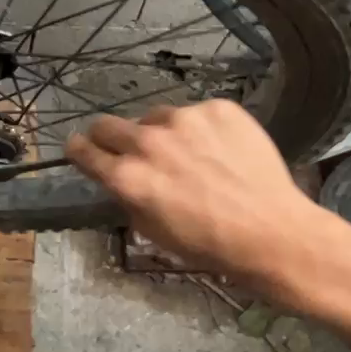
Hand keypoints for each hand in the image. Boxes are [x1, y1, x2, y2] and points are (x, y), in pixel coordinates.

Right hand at [65, 101, 332, 286]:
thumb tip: (119, 177)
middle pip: (106, 124)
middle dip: (108, 137)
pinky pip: (194, 113)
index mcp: (126, 177)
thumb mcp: (150, 229)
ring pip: (153, 117)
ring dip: (158, 133)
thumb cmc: (206, 243)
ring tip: (186, 155)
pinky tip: (217, 151)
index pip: (82, 149)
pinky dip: (198, 129)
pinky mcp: (219, 108)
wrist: (272, 232)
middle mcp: (148, 142)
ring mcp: (185, 119)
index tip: (80, 149)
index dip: (78, 150)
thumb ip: (127, 195)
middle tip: (126, 150)